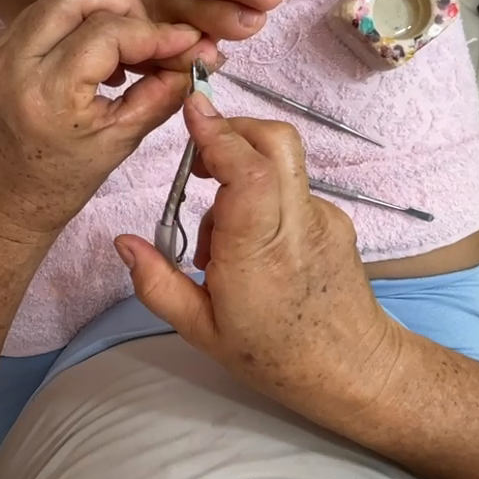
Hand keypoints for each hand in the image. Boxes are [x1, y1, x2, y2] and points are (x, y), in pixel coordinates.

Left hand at [0, 0, 210, 243]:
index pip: (108, 33)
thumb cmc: (66, 180)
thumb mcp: (122, 139)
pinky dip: (70, 27)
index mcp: (46, 94)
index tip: (187, 42)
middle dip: (123, 6)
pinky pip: (36, 19)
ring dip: (97, 14)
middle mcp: (11, 67)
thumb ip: (163, 91)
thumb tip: (200, 52)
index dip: (154, 33)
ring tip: (123, 50)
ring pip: (54, 2)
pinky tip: (91, 57)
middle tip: (148, 35)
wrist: (10, 200)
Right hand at [115, 93, 406, 415]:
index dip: (219, 135)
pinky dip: (258, 195)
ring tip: (215, 235)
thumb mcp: (199, 329)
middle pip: (274, 142)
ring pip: (280, 162)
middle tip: (196, 160)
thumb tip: (124, 242)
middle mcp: (295, 224)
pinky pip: (289, 187)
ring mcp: (321, 217)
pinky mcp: (334, 220)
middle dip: (231, 130)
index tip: (193, 109)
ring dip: (239, 171)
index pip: (246, 173)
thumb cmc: (273, 355)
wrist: (354, 369)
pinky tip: (245, 242)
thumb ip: (156, 282)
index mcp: (258, 253)